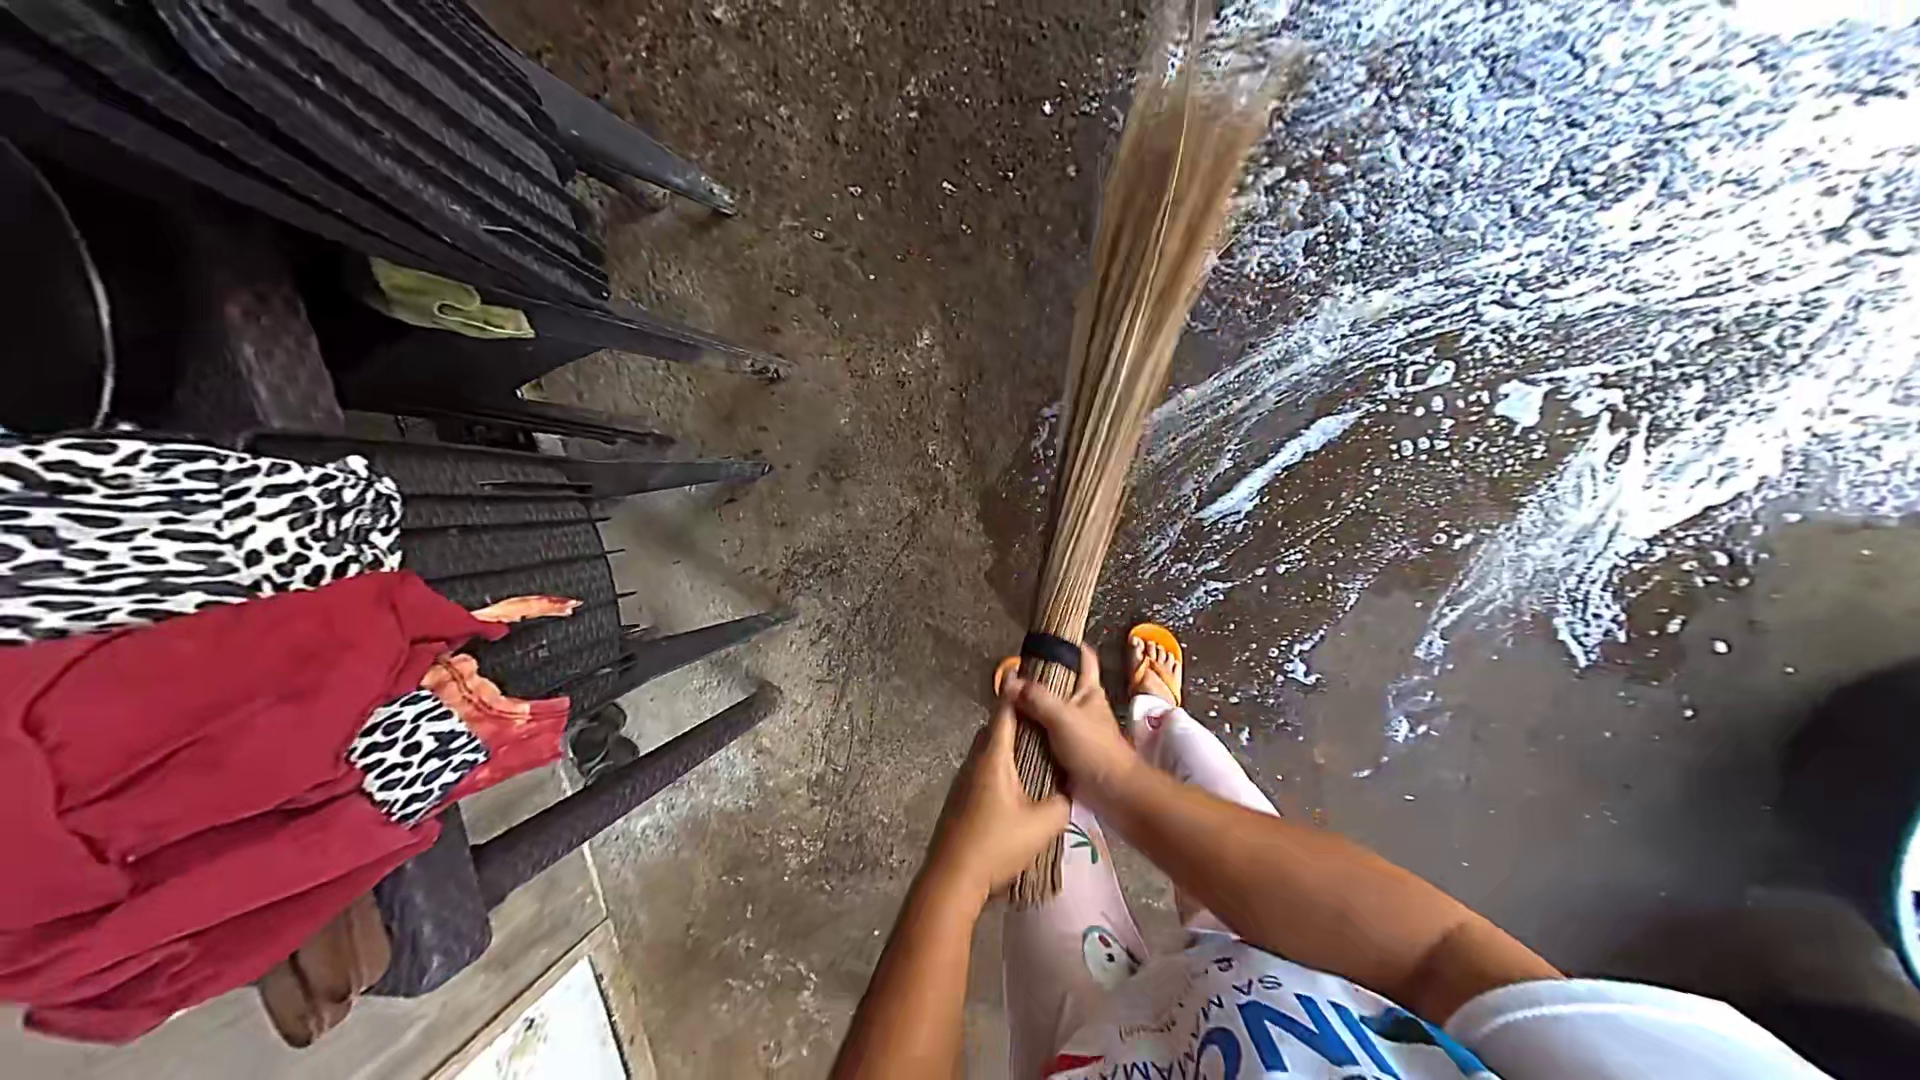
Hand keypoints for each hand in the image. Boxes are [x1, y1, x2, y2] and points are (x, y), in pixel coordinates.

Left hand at [924, 682, 1071, 902]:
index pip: (1003, 714)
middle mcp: (974, 762)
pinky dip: (997, 761)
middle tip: (1038, 715)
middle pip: (992, 729)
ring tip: (1030, 746)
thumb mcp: (1042, 826)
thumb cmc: (997, 844)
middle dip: (1012, 717)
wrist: (952, 878)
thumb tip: (1069, 791)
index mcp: (993, 758)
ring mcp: (963, 780)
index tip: (1021, 672)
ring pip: (985, 749)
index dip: (1013, 692)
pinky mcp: (959, 798)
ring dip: (1004, 742)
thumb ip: (1061, 803)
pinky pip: (980, 767)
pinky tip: (1013, 780)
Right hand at [1005, 643, 1141, 806]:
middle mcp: (1082, 706)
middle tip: (1011, 674)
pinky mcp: (1066, 750)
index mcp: (1089, 690)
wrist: (1112, 791)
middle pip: (1059, 684)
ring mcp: (1074, 728)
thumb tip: (1009, 681)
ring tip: (1005, 700)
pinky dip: (1029, 730)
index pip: (1083, 658)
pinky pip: (1043, 734)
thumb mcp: (1062, 716)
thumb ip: (1035, 698)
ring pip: (1049, 710)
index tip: (1047, 637)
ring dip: (1031, 707)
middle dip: (1037, 678)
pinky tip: (1011, 729)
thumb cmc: (1094, 748)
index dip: (1069, 644)